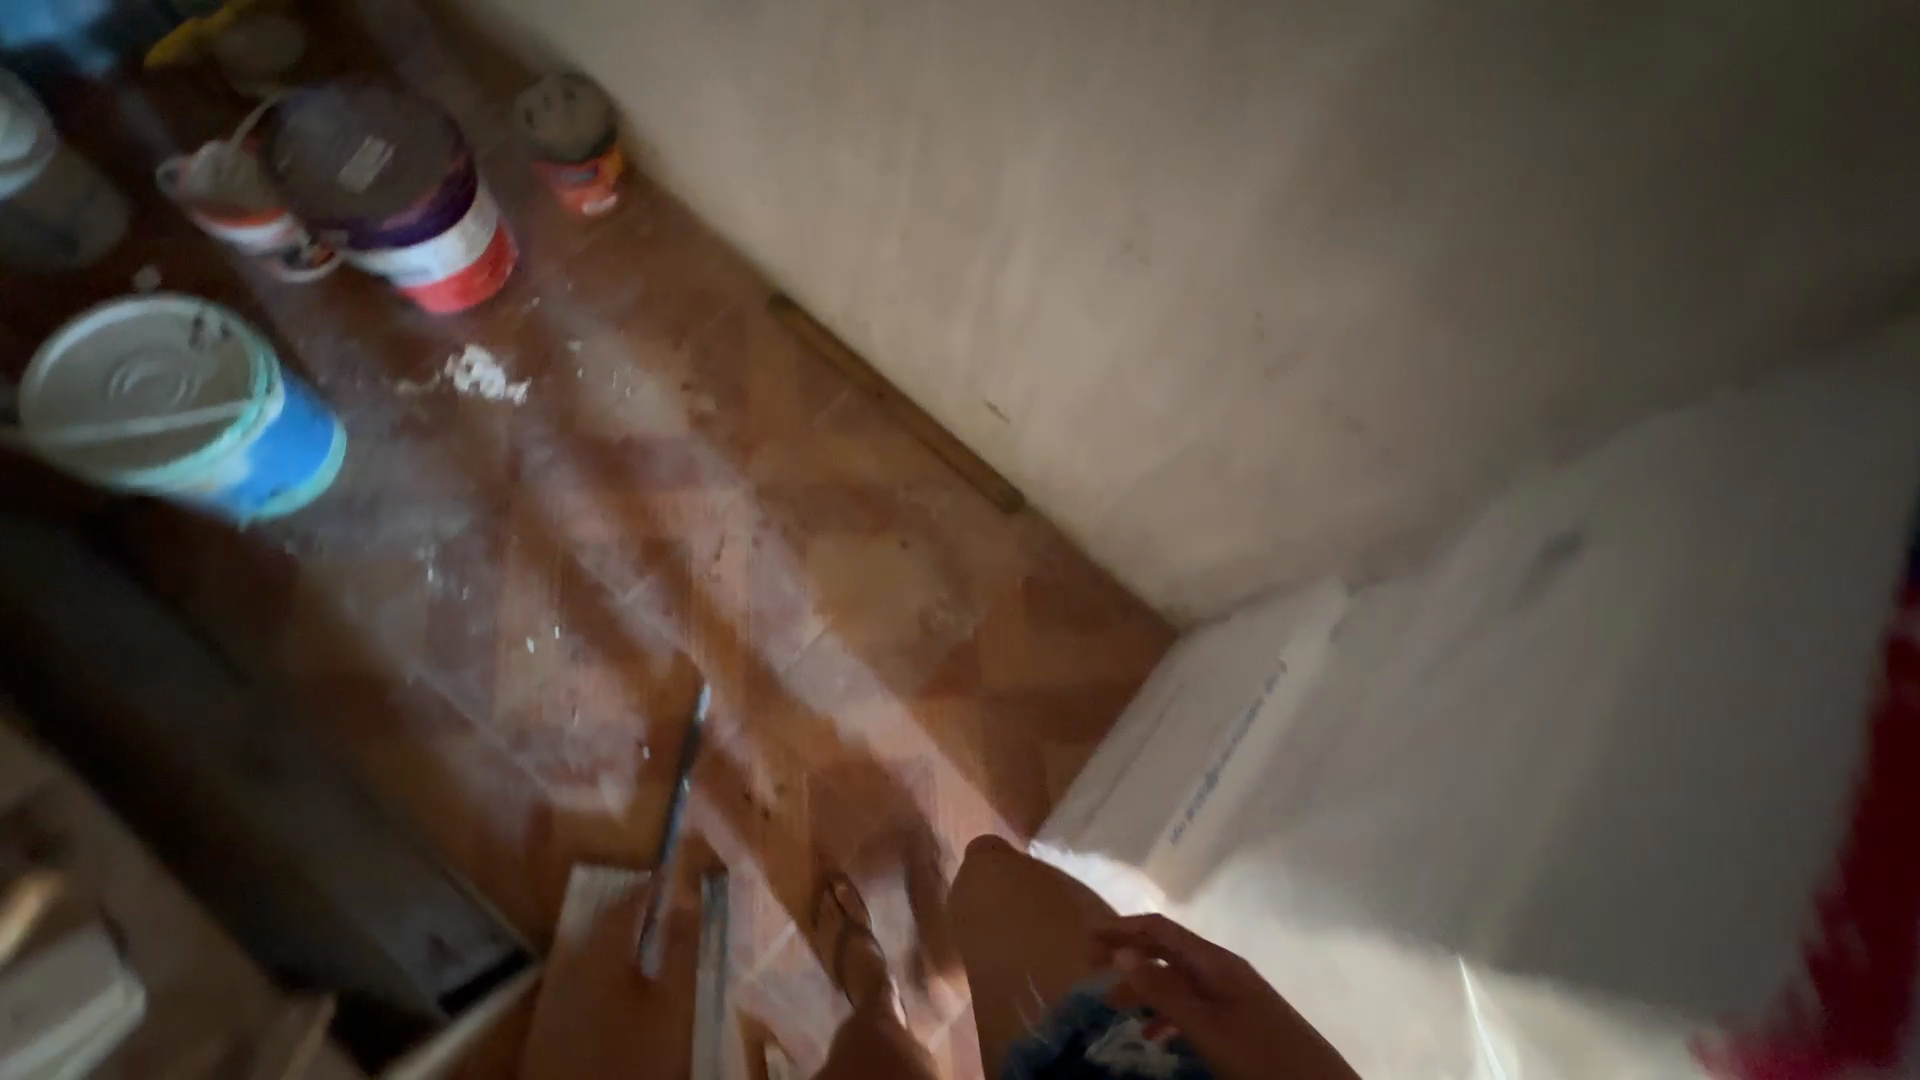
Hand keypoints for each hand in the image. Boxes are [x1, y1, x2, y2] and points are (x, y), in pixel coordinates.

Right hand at [1091, 914, 1358, 1079]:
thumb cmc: (1261, 1056)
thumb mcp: (1207, 1027)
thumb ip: (1164, 990)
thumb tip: (1121, 951)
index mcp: (1214, 960)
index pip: (1159, 928)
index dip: (1122, 928)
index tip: (1086, 940)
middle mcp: (1222, 967)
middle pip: (1166, 948)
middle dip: (1128, 952)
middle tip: (1090, 967)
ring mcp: (1233, 992)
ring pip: (1177, 976)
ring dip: (1144, 983)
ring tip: (1113, 1004)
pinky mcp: (1240, 1018)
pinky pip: (1192, 1001)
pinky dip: (1166, 1009)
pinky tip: (1155, 1033)